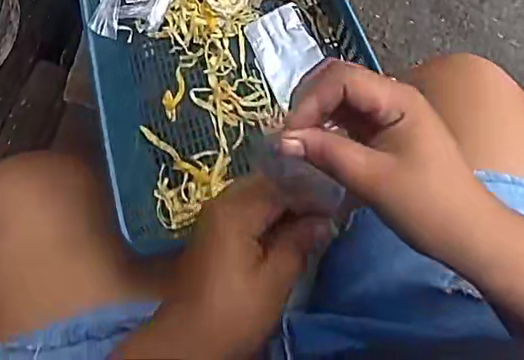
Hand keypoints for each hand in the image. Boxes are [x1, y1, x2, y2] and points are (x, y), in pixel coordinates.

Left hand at [117, 176, 329, 359]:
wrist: (186, 341)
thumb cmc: (232, 314)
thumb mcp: (273, 283)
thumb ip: (298, 244)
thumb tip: (323, 220)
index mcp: (236, 209)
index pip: (281, 184)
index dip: (311, 190)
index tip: (337, 199)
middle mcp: (223, 200)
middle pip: (267, 181)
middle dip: (298, 190)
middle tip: (328, 203)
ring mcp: (216, 211)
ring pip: (257, 191)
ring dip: (284, 199)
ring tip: (313, 212)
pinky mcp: (214, 226)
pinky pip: (247, 204)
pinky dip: (269, 210)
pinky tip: (288, 224)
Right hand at [277, 60, 499, 263]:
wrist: (474, 238)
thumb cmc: (429, 207)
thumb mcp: (374, 181)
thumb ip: (327, 154)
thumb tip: (282, 140)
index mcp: (396, 96)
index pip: (341, 78)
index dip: (311, 100)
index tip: (290, 135)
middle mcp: (392, 95)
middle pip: (339, 80)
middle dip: (310, 102)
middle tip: (290, 137)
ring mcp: (390, 112)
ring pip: (341, 98)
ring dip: (317, 115)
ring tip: (298, 144)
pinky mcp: (387, 132)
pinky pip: (349, 118)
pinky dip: (329, 129)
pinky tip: (317, 150)